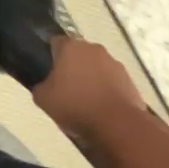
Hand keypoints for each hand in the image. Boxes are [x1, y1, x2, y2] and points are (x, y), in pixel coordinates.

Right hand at [33, 37, 150, 138]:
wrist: (117, 124)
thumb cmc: (75, 106)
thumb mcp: (43, 99)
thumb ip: (40, 86)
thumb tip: (43, 84)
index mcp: (71, 47)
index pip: (55, 42)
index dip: (49, 56)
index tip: (46, 72)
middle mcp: (93, 48)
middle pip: (77, 53)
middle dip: (71, 66)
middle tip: (64, 87)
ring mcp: (114, 62)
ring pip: (96, 66)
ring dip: (90, 77)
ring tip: (84, 100)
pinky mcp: (128, 78)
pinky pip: (111, 80)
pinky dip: (105, 89)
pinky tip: (100, 106)